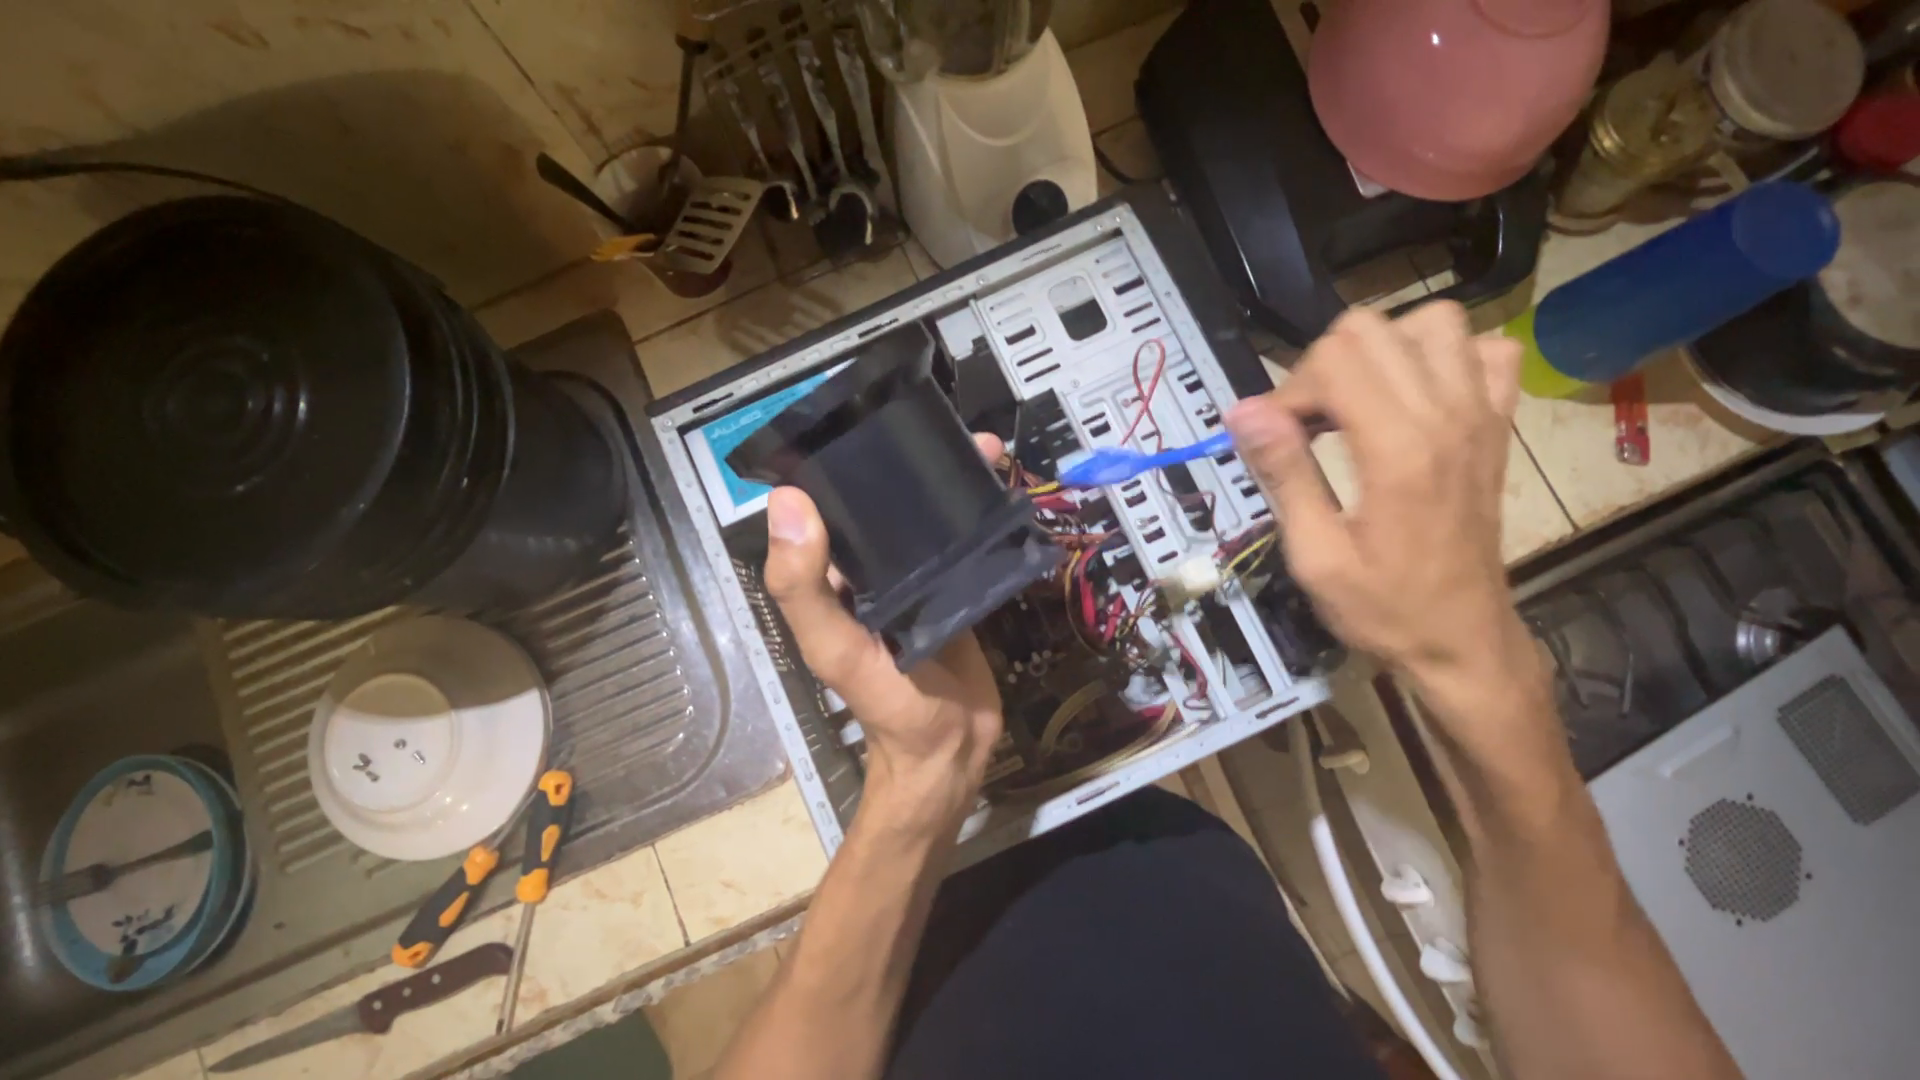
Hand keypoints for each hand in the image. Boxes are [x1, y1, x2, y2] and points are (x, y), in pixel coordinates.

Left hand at [761, 437, 1005, 838]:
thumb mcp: (834, 648)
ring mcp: (915, 577)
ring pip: (926, 516)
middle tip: (949, 429)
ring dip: (950, 482)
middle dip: (909, 463)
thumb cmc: (885, 703)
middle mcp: (868, 569)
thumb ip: (802, 588)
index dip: (845, 462)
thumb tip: (788, 503)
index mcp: (829, 575)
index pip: (828, 505)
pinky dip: (978, 514)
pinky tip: (1002, 489)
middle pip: (883, 503)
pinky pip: (961, 541)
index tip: (876, 419)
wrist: (952, 751)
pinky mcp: (954, 588)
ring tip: (985, 448)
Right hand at [1223, 303, 1536, 701]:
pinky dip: (1446, 357)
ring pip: (1431, 322)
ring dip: (1381, 350)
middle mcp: (1445, 416)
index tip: (1274, 439)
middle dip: (1322, 365)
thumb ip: (1284, 474)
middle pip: (1372, 329)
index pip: (1333, 361)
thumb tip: (1242, 410)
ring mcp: (1481, 414)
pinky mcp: (1498, 424)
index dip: (1288, 391)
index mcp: (1397, 450)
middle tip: (1306, 422)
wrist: (1463, 641)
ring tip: (1356, 399)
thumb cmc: (1382, 608)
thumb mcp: (1315, 556)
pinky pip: (1487, 351)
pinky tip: (1416, 397)